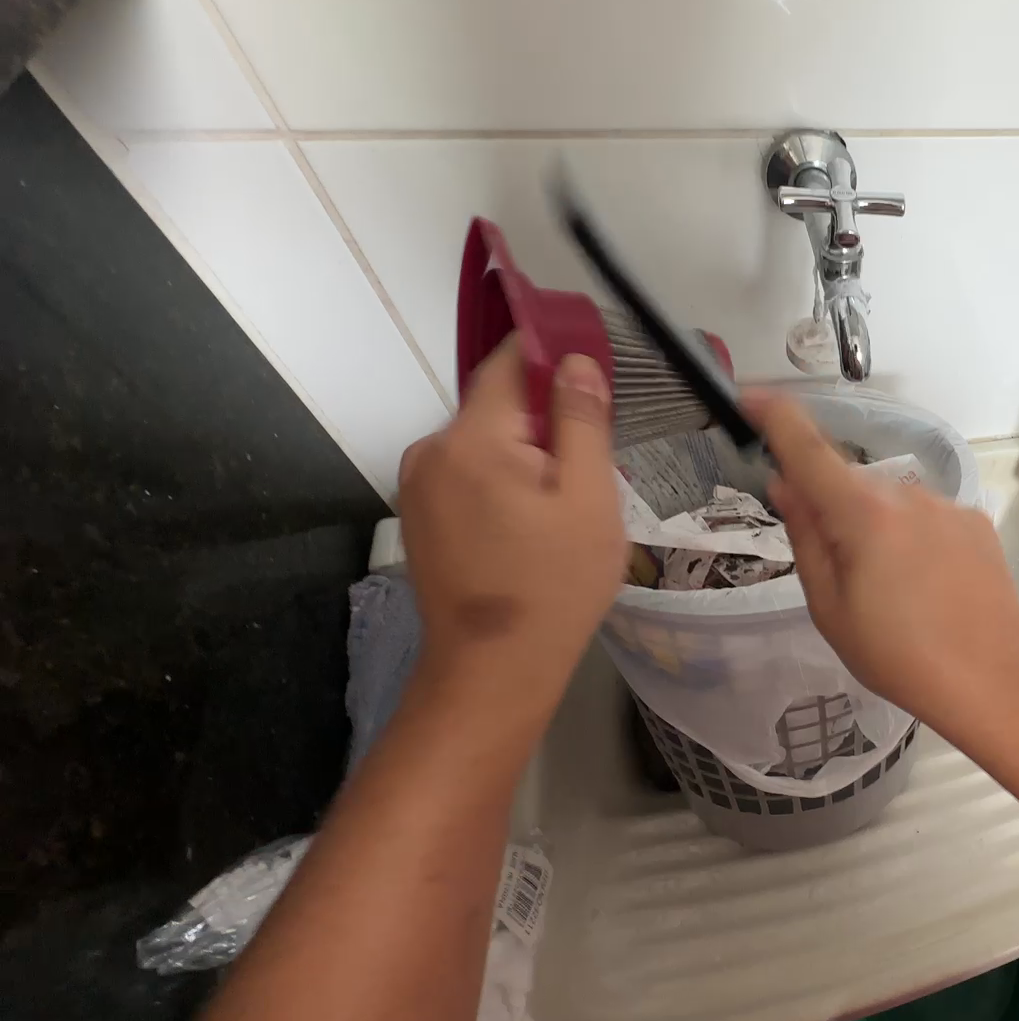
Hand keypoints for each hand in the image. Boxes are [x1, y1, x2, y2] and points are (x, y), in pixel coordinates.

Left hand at [397, 339, 625, 709]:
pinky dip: (508, 484)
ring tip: (569, 509)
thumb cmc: (557, 579)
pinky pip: (472, 476)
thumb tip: (576, 361)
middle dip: (550, 423)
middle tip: (596, 470)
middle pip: (501, 408)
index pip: (511, 363)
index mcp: (473, 439)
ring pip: (489, 445)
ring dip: (531, 458)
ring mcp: (419, 487)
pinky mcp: (423, 518)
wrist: (496, 666)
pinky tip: (535, 528)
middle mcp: (431, 451)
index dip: (554, 354)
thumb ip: (582, 421)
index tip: (596, 367)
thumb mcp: (589, 496)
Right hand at [744, 390, 1018, 722]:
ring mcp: (948, 503)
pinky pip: (926, 518)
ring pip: (890, 503)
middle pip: (851, 485)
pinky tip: (929, 586)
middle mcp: (908, 493)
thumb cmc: (899, 655)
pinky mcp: (976, 521)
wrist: (993, 678)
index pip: (807, 446)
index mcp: (863, 512)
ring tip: (896, 593)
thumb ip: (805, 537)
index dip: (774, 415)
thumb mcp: (829, 608)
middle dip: (834, 514)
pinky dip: (914, 539)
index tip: (751, 398)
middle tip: (843, 577)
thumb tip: (785, 484)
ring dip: (877, 529)